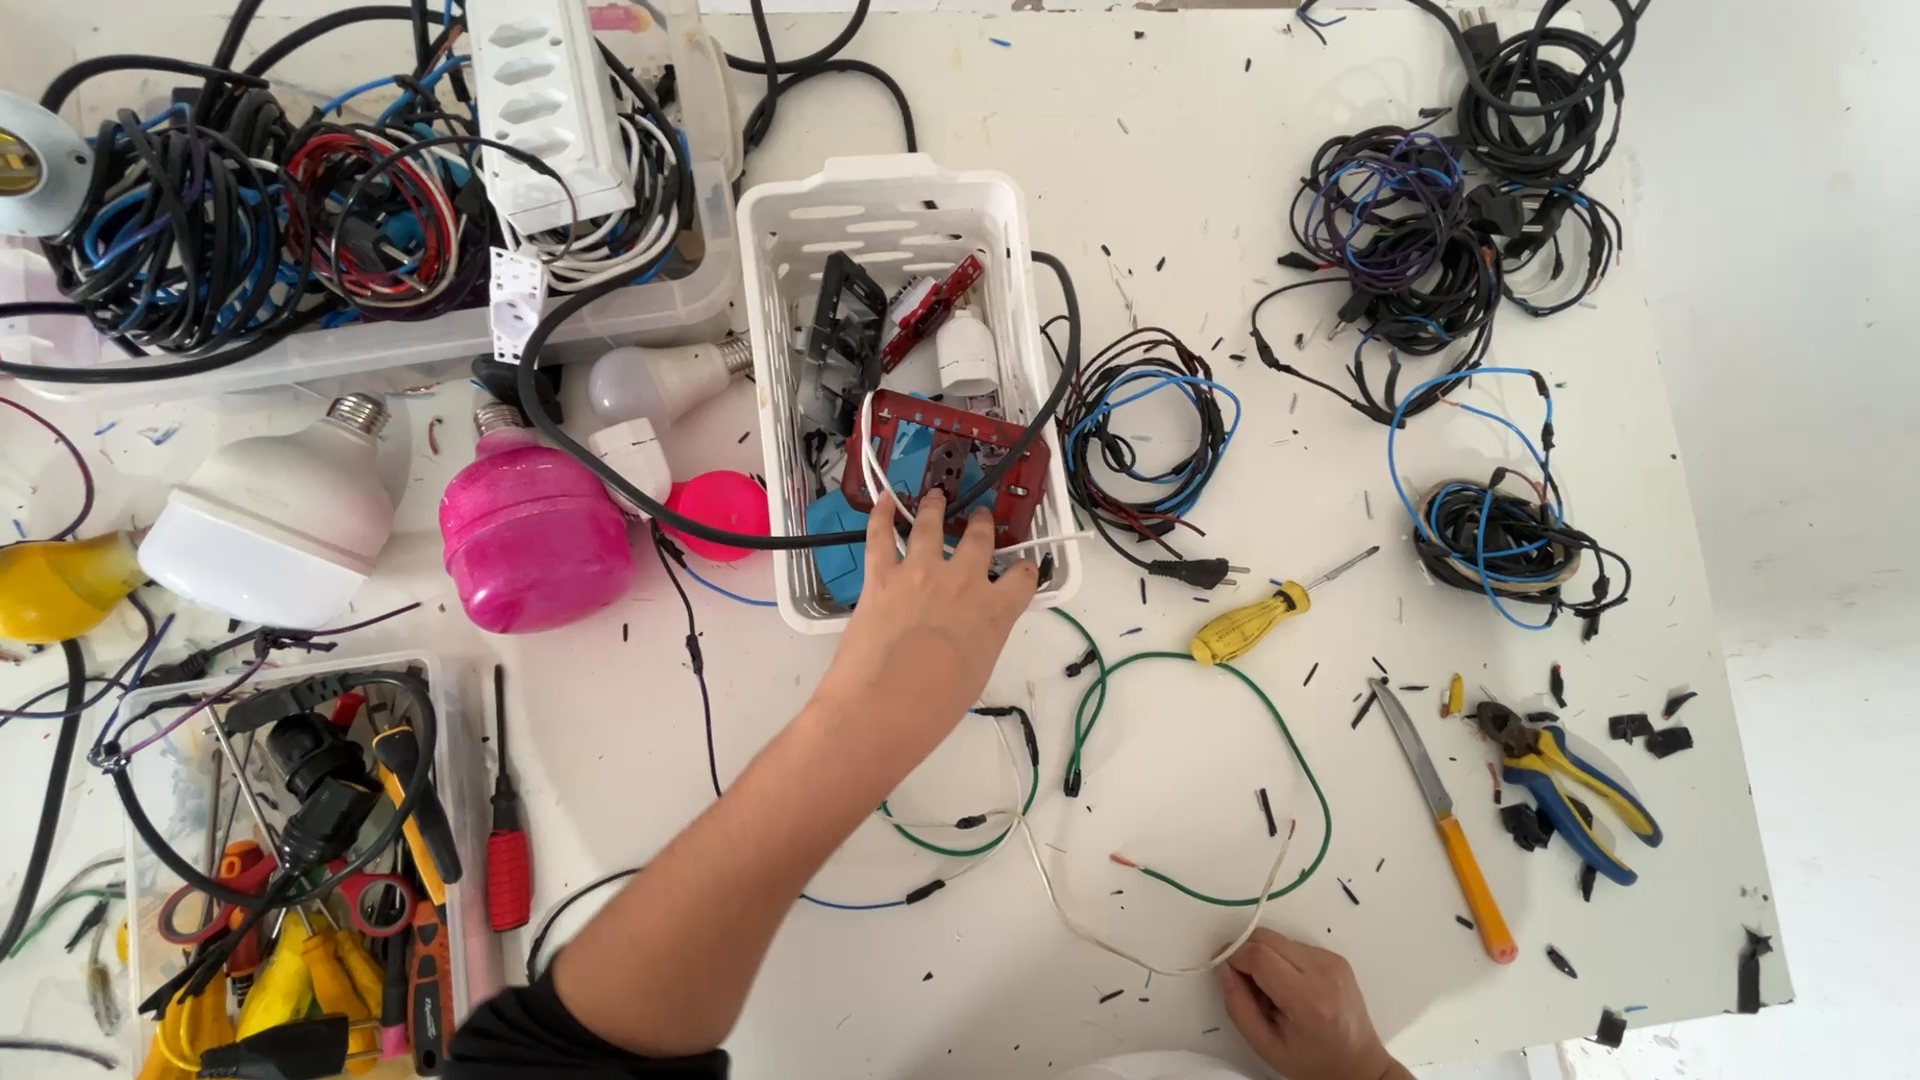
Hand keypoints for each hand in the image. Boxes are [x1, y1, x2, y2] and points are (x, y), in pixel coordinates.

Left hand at [813, 492, 1037, 739]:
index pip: (1023, 577)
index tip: (1023, 566)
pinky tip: (884, 500)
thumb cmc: (935, 705)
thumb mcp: (976, 672)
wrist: (884, 705)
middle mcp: (962, 582)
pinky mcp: (881, 576)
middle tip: (980, 519)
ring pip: (930, 526)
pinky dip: (881, 515)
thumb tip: (967, 633)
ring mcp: (920, 572)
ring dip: (934, 508)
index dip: (1025, 569)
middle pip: (979, 541)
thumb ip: (979, 640)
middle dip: (982, 526)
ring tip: (936, 497)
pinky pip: (881, 536)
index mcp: (994, 611)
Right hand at [1220, 928, 1406, 1079]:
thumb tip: (1224, 968)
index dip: (1233, 956)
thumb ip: (1238, 1007)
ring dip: (1264, 955)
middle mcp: (1323, 973)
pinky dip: (1282, 958)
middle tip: (1245, 981)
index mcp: (1308, 1000)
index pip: (1258, 956)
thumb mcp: (1266, 1047)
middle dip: (1245, 952)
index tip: (1226, 971)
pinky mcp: (1336, 957)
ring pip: (1278, 939)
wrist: (1361, 1068)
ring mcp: (1332, 961)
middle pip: (1266, 938)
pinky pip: (1293, 945)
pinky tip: (1290, 985)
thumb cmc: (1311, 1064)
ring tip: (1272, 988)